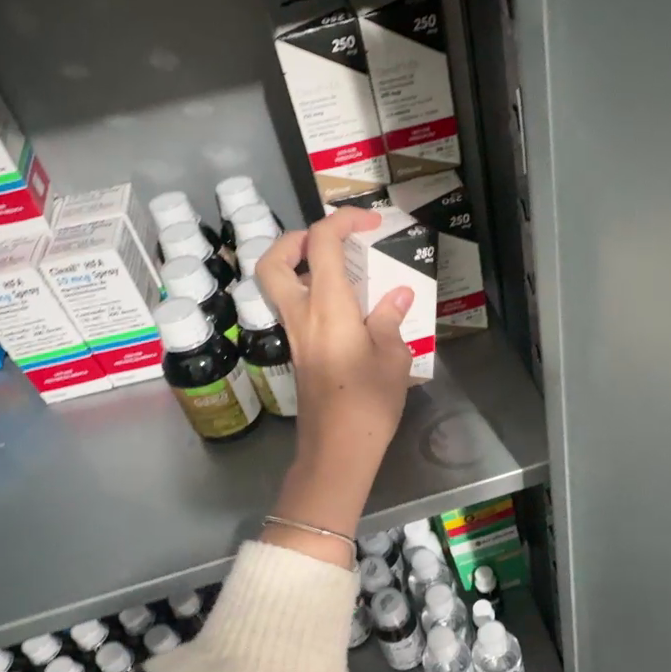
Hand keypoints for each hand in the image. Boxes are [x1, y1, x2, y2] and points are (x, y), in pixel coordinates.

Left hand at [253, 207, 414, 566]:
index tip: (371, 223)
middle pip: (274, 261)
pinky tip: (343, 310)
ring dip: (298, 266)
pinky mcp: (298, 355)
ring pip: (277, 286)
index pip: (321, 243)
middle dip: (295, 239)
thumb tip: (395, 296)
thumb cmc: (369, 403)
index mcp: (327, 306)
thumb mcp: (393, 358)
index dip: (342, 221)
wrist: (337, 450)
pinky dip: (310, 295)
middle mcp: (301, 314)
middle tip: (326, 240)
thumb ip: (390, 320)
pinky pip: (294, 311)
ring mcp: (295, 336)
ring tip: (334, 270)